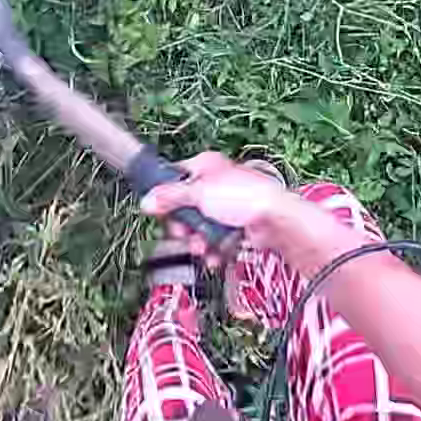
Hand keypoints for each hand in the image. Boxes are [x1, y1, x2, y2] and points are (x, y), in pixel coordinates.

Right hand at [139, 152, 297, 265]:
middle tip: (184, 232)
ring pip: (199, 227)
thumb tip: (146, 201)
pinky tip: (214, 254)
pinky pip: (214, 239)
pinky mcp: (234, 226)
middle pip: (185, 207)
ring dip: (198, 241)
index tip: (157, 211)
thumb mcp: (199, 194)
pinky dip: (213, 249)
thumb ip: (170, 198)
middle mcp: (213, 183)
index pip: (174, 177)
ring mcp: (224, 206)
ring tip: (202, 246)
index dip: (165, 196)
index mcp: (204, 166)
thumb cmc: (242, 196)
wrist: (274, 219)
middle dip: (183, 226)